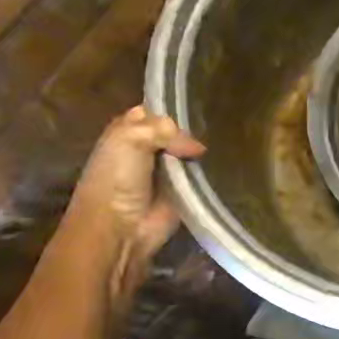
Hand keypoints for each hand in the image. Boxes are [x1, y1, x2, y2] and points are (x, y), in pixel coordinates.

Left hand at [58, 106, 204, 301]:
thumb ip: (165, 130)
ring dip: (200, 154)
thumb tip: (198, 149)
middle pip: (176, 132)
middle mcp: (147, 148)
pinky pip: (200, 176)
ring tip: (222, 148)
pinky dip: (208, 174)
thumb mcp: (130, 138)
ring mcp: (167, 171)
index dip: (170, 111)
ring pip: (190, 153)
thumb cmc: (116, 178)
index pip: (155, 111)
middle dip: (191, 132)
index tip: (191, 112)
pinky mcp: (184, 191)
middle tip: (211, 132)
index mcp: (127, 130)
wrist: (120, 226)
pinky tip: (219, 168)